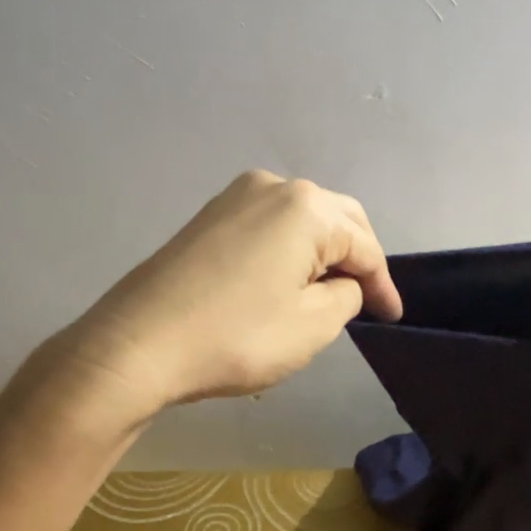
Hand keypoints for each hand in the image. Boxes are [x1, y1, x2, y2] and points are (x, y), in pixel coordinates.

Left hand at [47, 171, 401, 415]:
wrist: (138, 344)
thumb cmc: (237, 336)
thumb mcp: (313, 326)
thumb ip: (346, 296)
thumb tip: (342, 284)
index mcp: (307, 207)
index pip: (365, 246)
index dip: (383, 286)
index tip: (392, 318)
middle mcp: (273, 186)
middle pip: (337, 220)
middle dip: (357, 260)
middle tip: (368, 302)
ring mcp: (234, 198)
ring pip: (301, 222)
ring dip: (323, 253)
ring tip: (331, 294)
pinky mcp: (208, 219)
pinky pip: (269, 229)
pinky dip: (289, 252)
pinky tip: (289, 282)